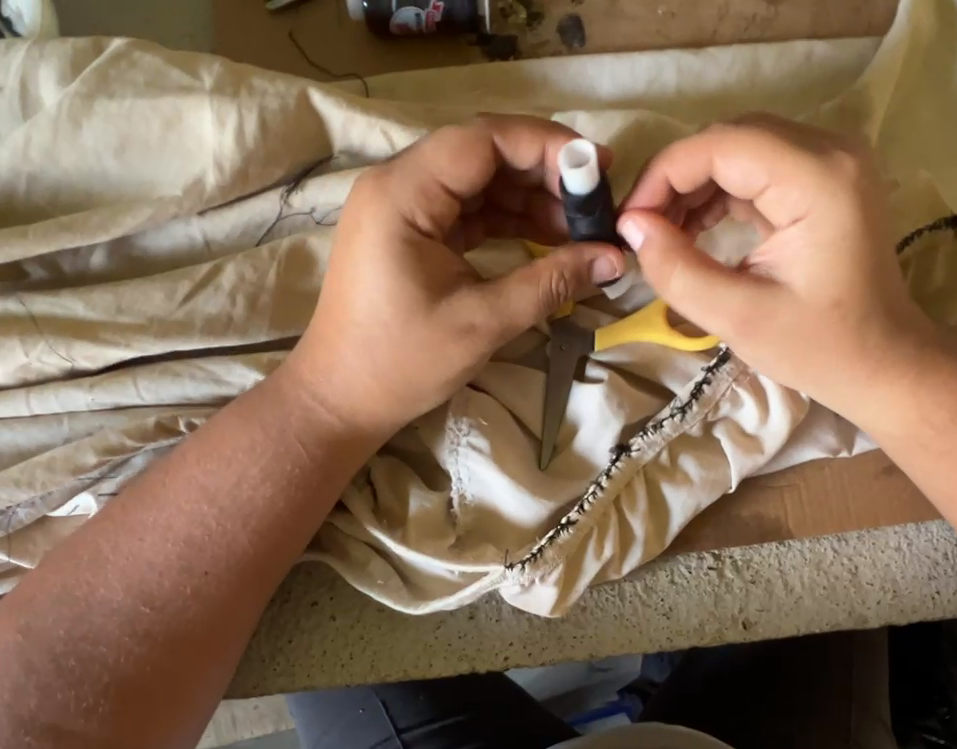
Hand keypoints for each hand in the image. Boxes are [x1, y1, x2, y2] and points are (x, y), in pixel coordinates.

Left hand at [289, 115, 627, 437]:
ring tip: (580, 228)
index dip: (547, 147)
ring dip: (529, 199)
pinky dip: (505, 221)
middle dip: (543, 173)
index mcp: (403, 193)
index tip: (597, 172)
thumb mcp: (482, 322)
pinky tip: (547, 239)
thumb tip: (614, 258)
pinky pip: (465, 209)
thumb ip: (550, 282)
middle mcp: (396, 184)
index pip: (484, 140)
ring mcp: (400, 208)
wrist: (342, 399)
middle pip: (482, 152)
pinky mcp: (408, 233)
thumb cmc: (401, 363)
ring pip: (477, 181)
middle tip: (595, 203)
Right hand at [616, 114, 937, 405]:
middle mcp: (830, 151)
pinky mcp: (826, 179)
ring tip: (662, 235)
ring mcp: (832, 161)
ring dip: (695, 186)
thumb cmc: (817, 347)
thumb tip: (630, 226)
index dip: (664, 175)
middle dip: (676, 179)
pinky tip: (694, 230)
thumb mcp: (737, 317)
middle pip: (730, 138)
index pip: (721, 145)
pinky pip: (759, 168)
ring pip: (741, 149)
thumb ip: (677, 269)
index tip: (629, 221)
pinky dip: (720, 194)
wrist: (881, 360)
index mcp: (817, 179)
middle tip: (641, 230)